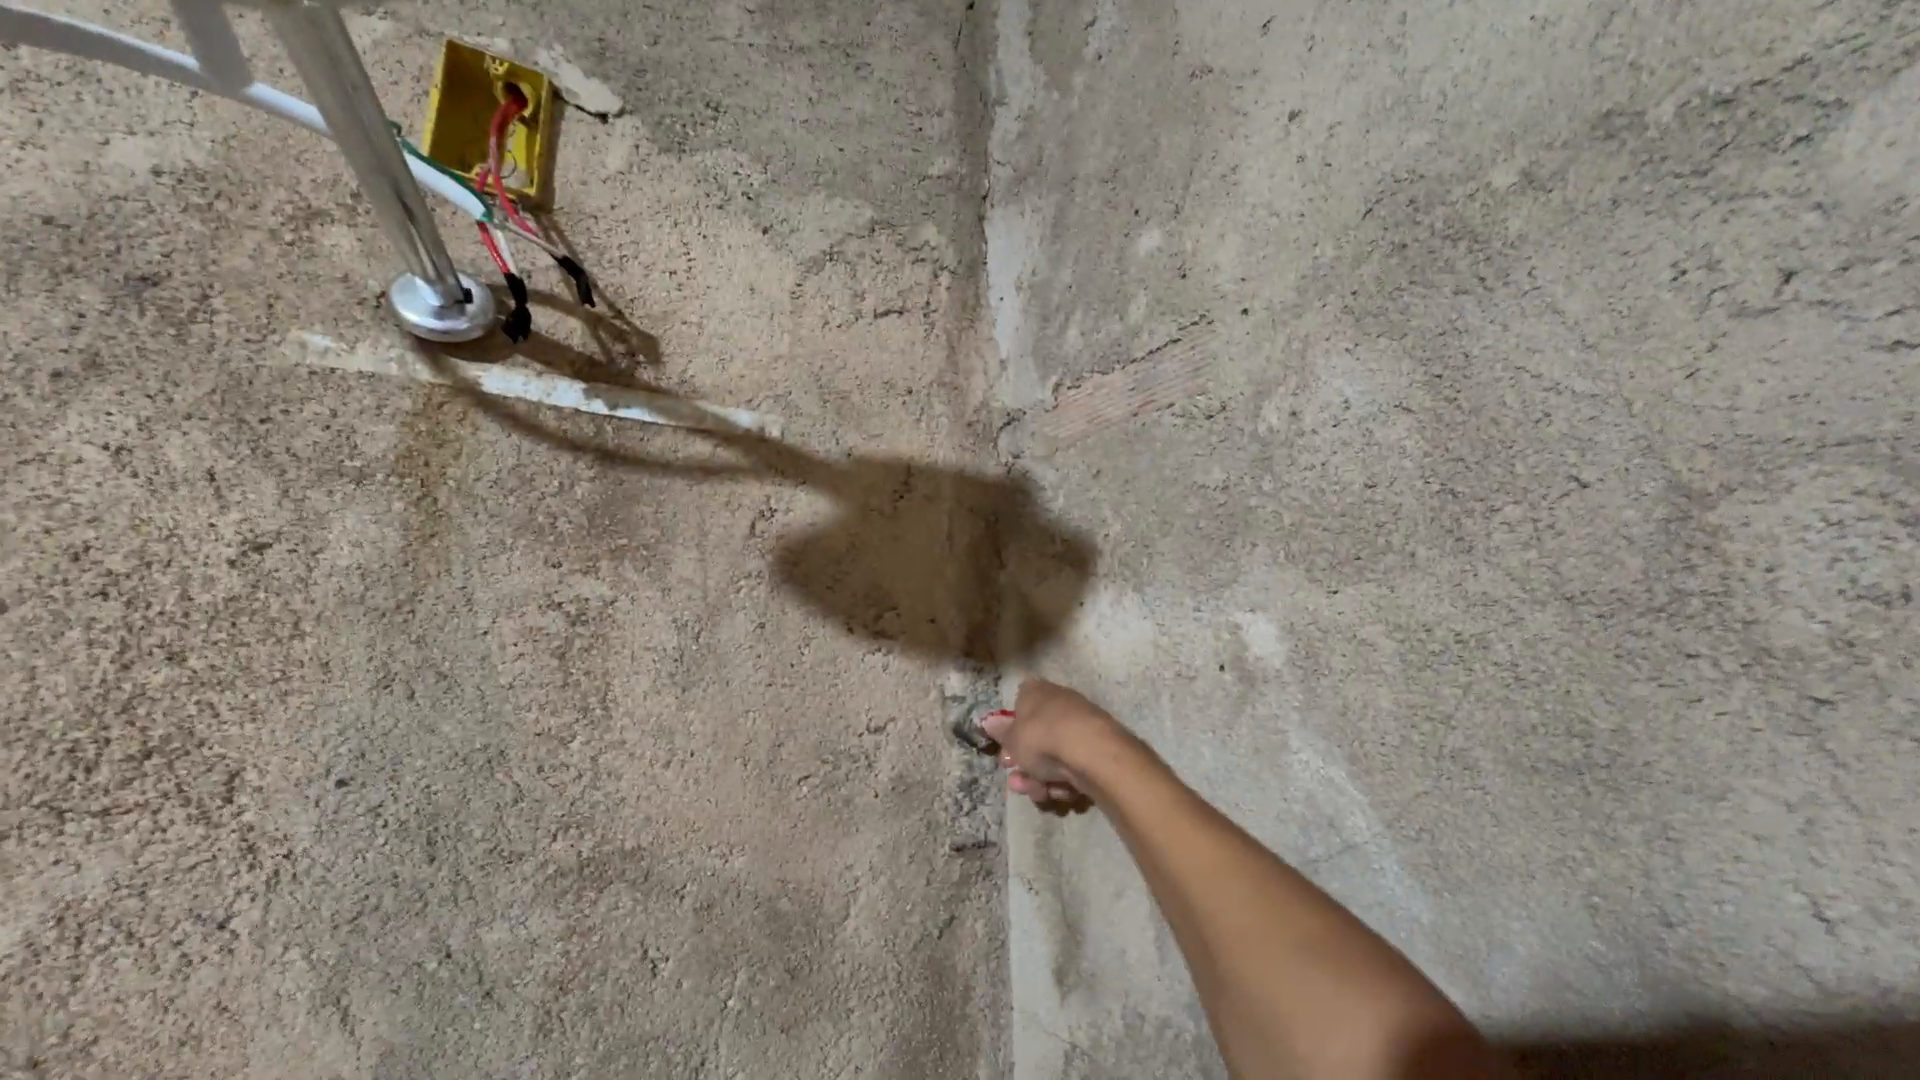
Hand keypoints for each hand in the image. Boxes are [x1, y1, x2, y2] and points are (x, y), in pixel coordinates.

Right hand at [980, 678, 1130, 813]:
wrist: (1090, 752)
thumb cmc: (1041, 737)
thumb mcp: (1012, 738)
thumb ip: (1001, 733)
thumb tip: (989, 722)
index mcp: (1037, 692)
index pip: (1020, 703)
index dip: (1011, 729)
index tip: (1007, 750)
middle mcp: (1059, 704)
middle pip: (1036, 738)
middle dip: (1024, 765)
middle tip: (1018, 781)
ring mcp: (1079, 727)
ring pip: (1052, 758)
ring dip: (1041, 780)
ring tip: (1040, 793)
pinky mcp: (1096, 750)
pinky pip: (1072, 768)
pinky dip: (1064, 782)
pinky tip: (1062, 791)